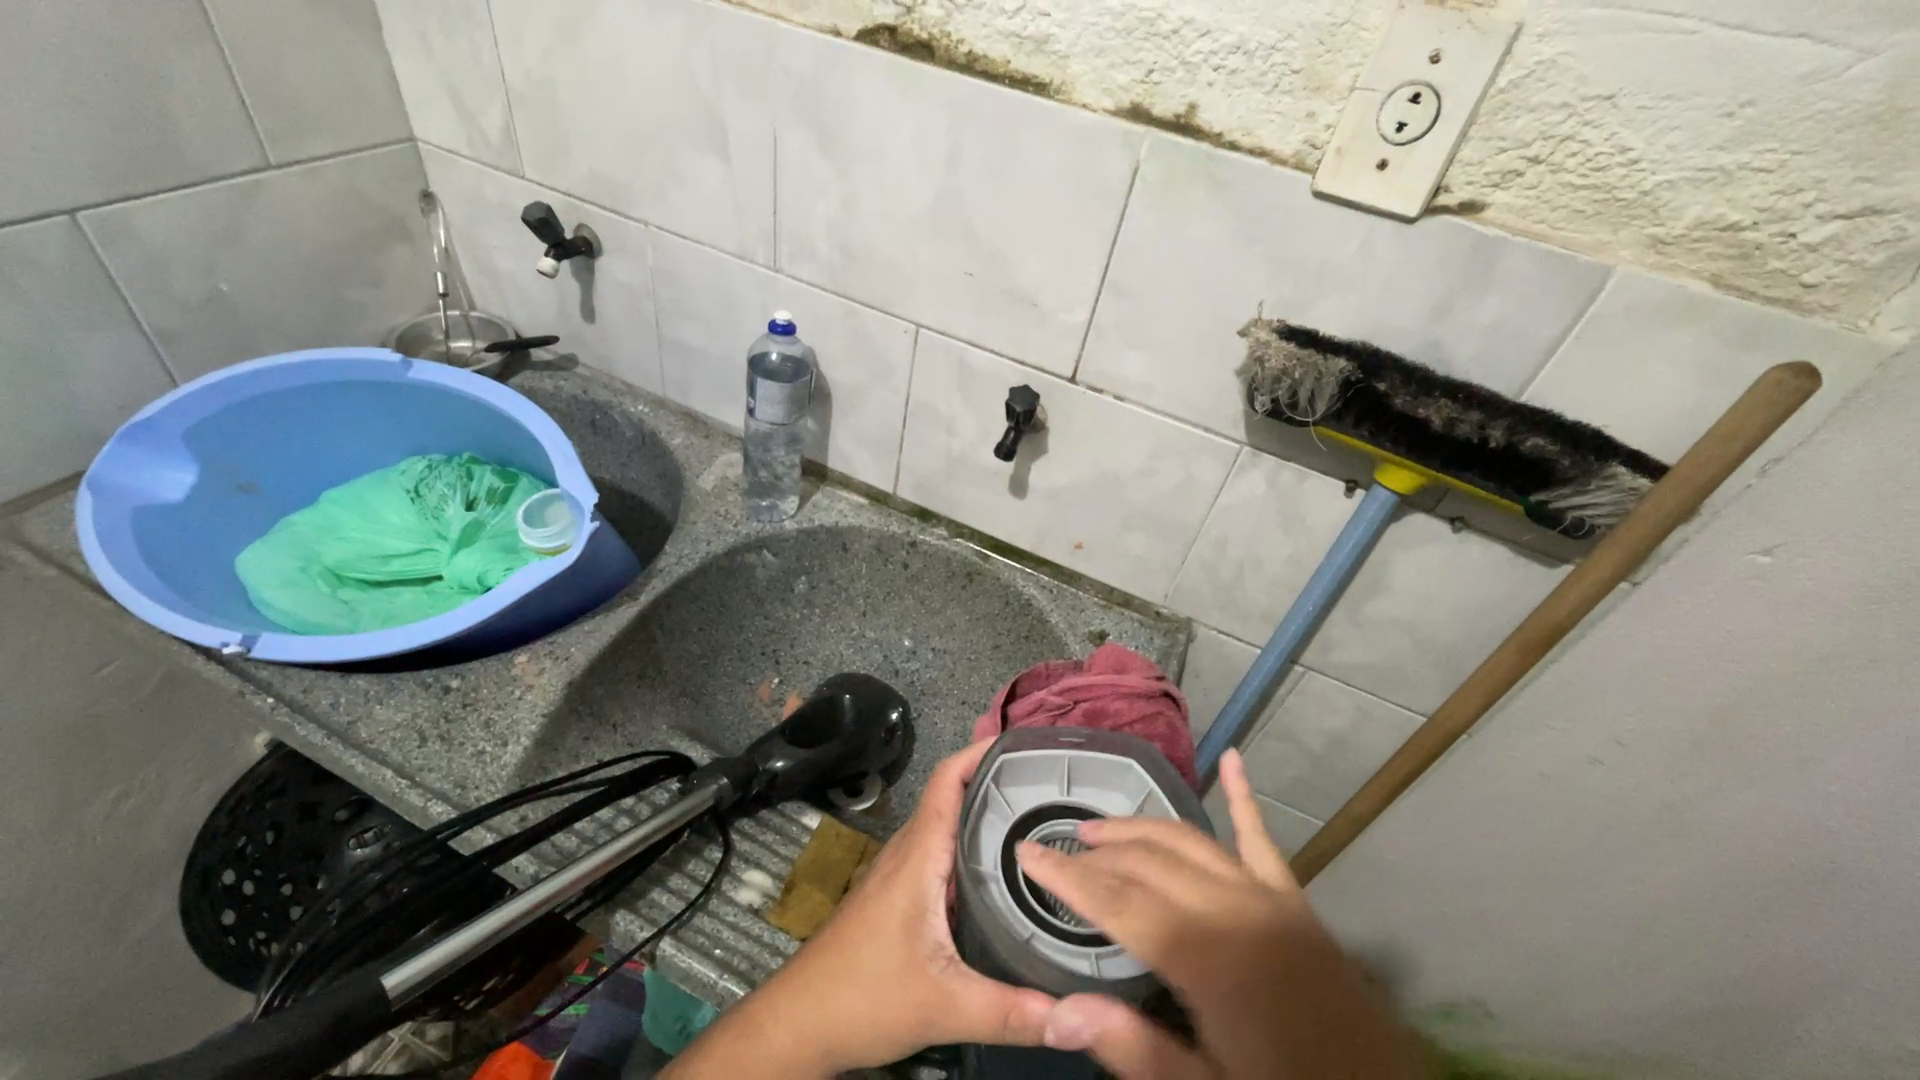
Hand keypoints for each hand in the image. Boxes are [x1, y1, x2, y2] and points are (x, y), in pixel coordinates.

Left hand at [662, 741, 1054, 1077]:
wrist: (799, 1023)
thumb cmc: (859, 998)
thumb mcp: (945, 1006)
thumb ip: (1013, 1011)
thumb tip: (1080, 1017)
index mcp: (918, 857)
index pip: (947, 780)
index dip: (981, 752)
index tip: (1024, 744)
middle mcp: (908, 855)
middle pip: (952, 799)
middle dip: (997, 782)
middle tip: (1049, 784)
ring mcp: (899, 876)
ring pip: (946, 830)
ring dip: (983, 817)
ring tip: (1037, 821)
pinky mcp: (897, 900)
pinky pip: (940, 858)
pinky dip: (970, 851)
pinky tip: (1000, 877)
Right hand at [1018, 749, 1415, 1078]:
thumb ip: (1137, 1050)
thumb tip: (1061, 1010)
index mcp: (1207, 956)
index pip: (1118, 901)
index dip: (1067, 876)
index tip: (1025, 852)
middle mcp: (1234, 909)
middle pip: (1150, 863)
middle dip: (1099, 851)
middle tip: (1057, 846)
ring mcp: (1270, 899)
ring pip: (1192, 843)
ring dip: (1142, 828)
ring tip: (1100, 827)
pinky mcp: (1296, 903)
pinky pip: (1262, 840)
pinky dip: (1243, 797)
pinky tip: (1232, 759)